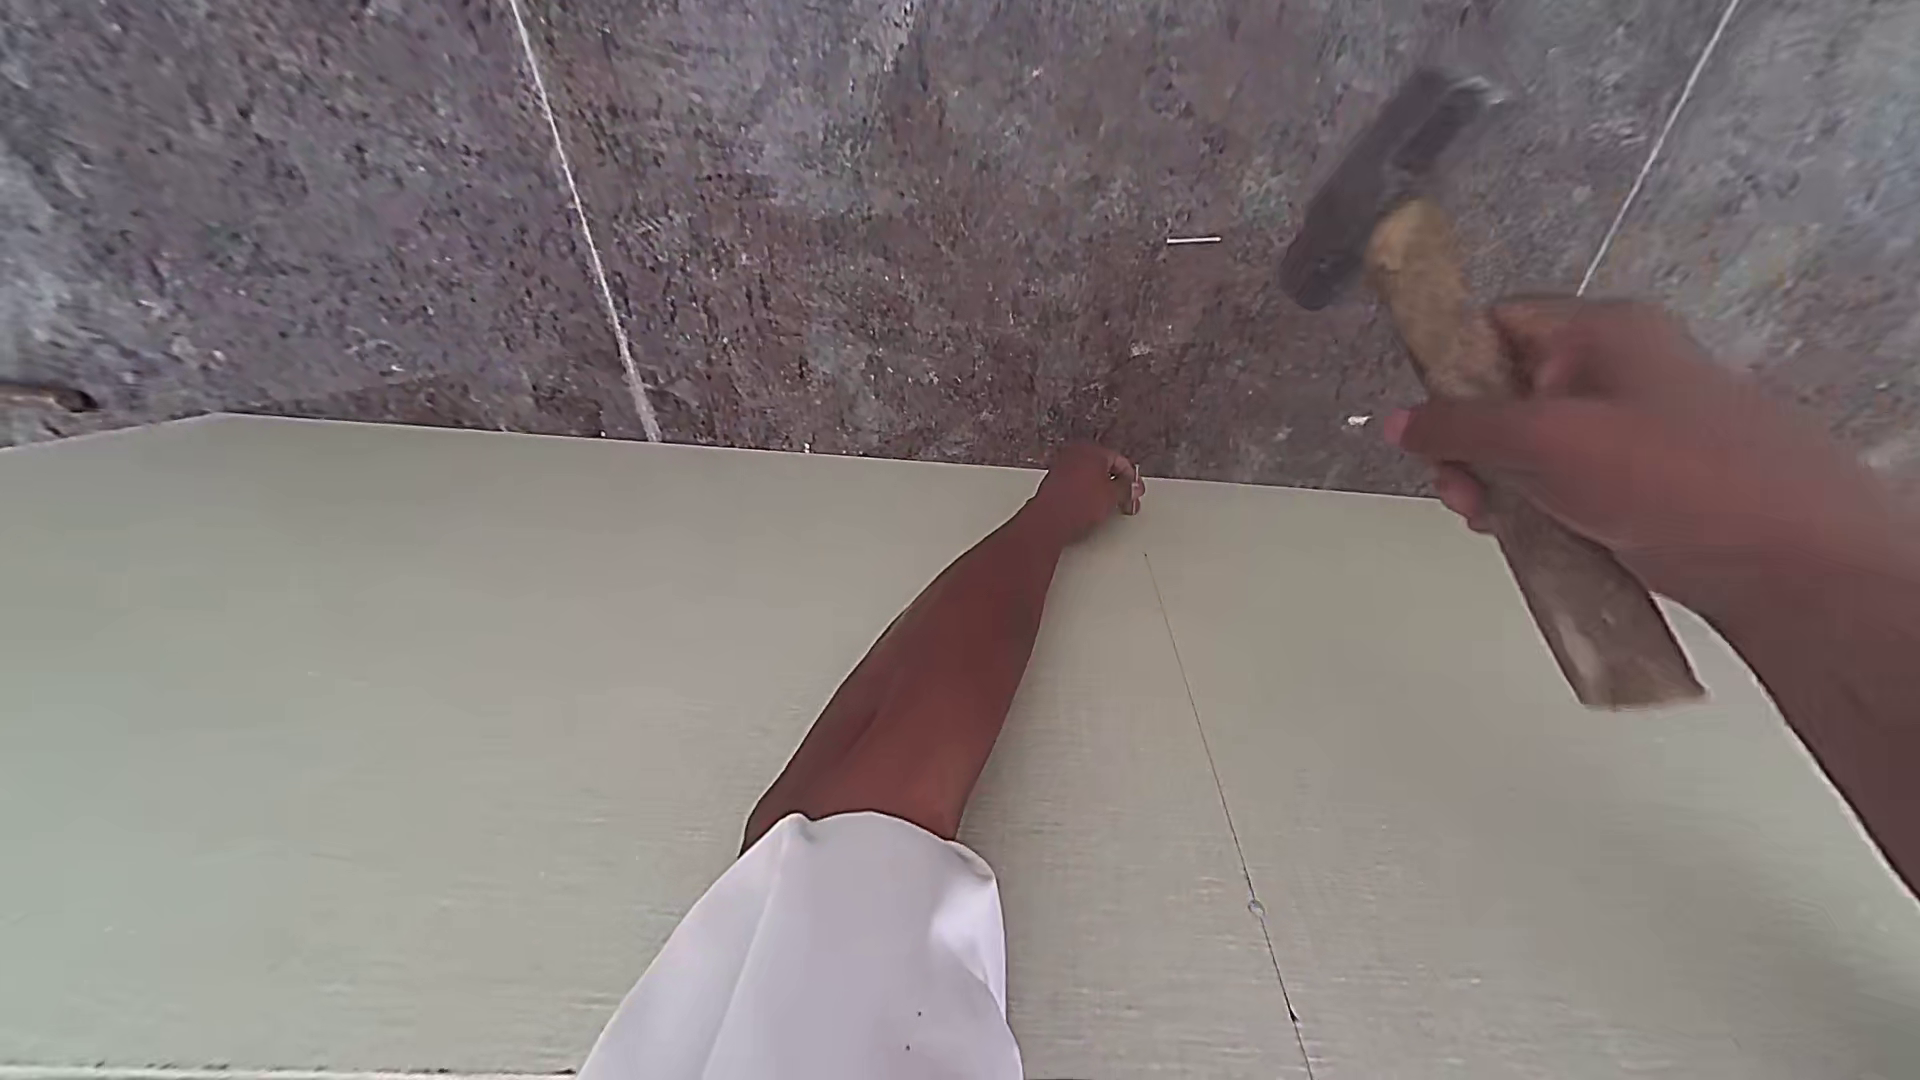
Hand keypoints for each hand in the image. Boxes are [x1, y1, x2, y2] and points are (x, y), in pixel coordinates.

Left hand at [1023, 442, 1144, 544]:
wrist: (1049, 521)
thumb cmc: (1078, 504)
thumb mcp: (1113, 496)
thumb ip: (1127, 488)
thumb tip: (1133, 487)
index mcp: (1090, 450)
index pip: (1119, 460)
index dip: (1131, 478)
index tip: (1135, 492)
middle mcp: (1073, 455)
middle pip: (1103, 468)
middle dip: (1117, 485)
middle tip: (1126, 501)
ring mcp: (1060, 469)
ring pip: (1089, 478)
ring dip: (1101, 491)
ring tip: (1109, 509)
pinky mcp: (1052, 485)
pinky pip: (1075, 486)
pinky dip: (1085, 495)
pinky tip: (1090, 510)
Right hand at [1382, 297, 1908, 617]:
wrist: (1783, 558)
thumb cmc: (1666, 475)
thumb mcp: (1542, 440)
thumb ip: (1456, 427)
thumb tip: (1392, 422)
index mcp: (1596, 334)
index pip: (1493, 324)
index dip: (1449, 361)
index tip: (1424, 413)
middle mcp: (1599, 369)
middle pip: (1488, 390)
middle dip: (1459, 440)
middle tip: (1456, 482)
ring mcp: (1605, 423)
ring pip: (1504, 439)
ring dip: (1478, 475)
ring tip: (1482, 511)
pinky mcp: (1608, 470)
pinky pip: (1531, 472)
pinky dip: (1507, 495)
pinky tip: (1506, 521)